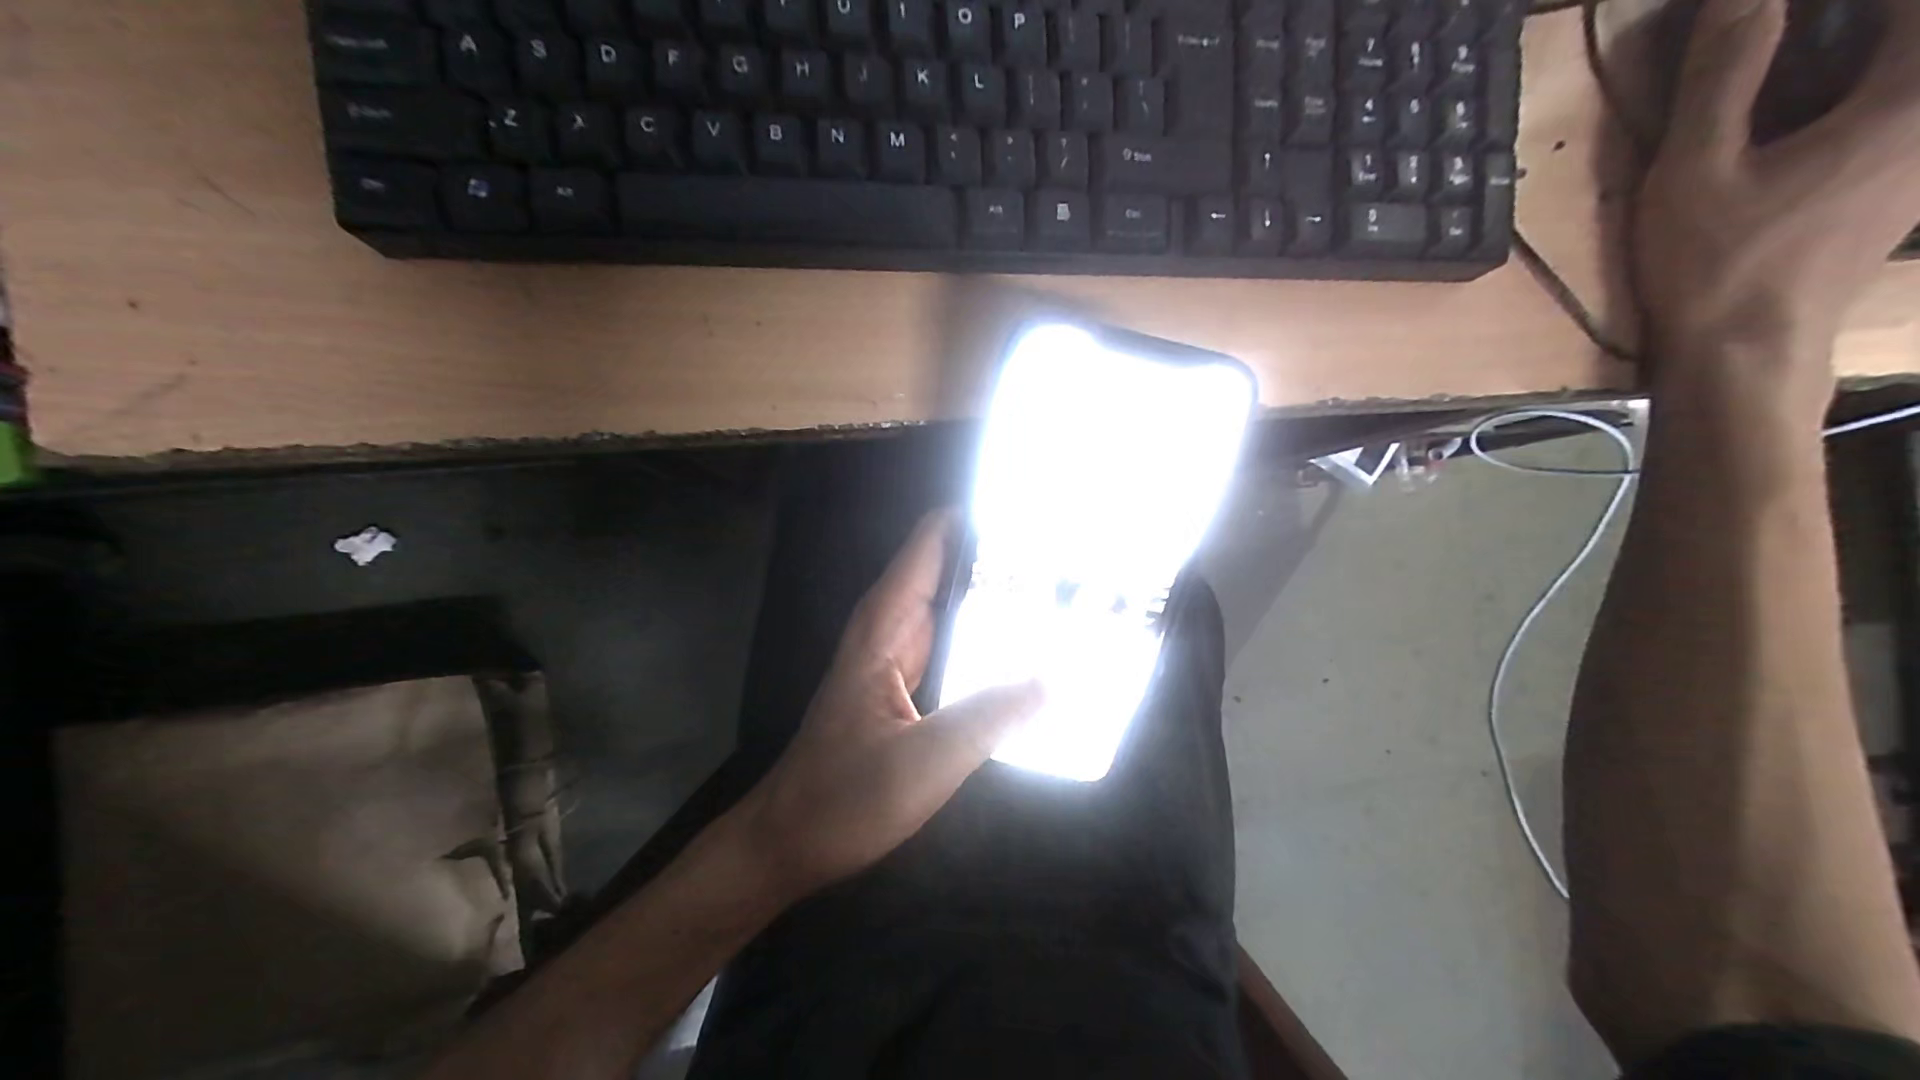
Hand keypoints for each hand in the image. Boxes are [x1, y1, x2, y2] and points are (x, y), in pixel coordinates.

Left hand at [736, 511, 1044, 900]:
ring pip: (952, 610)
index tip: (1033, 513)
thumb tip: (1056, 677)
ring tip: (1063, 595)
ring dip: (997, 600)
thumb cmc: (845, 798)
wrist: (789, 842)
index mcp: (885, 625)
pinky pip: (952, 649)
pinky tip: (1027, 656)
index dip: (976, 518)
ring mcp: (896, 661)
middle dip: (1001, 559)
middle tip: (1069, 558)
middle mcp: (890, 631)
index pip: (931, 543)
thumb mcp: (925, 760)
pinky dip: (986, 642)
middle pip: (948, 570)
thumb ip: (989, 716)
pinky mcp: (903, 691)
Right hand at [1633, 0, 1919, 417]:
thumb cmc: (1715, 265)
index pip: (1903, 8)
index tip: (1762, 16)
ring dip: (1861, 56)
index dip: (1833, 8)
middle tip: (1775, 37)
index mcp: (1907, 97)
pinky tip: (1808, 106)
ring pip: (1901, 74)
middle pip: (1904, 40)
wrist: (1745, 351)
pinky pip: (1897, 109)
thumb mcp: (1694, 172)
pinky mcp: (1909, 177)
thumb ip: (1724, 76)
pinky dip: (1867, 86)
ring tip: (1796, 56)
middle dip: (1853, 30)